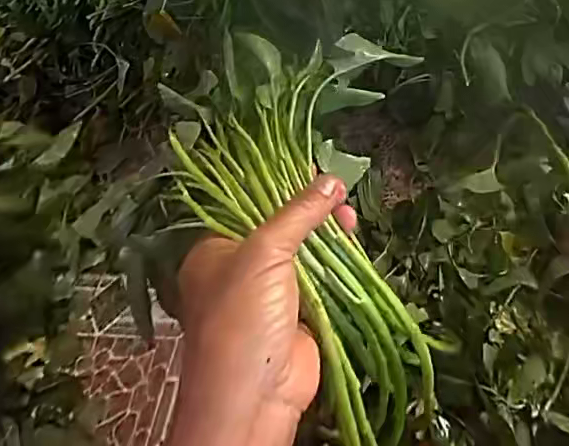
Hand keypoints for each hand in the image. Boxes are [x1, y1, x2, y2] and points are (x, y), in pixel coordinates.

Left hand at [169, 173, 357, 445]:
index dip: (277, 182)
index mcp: (217, 249)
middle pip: (281, 223)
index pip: (248, 202)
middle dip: (310, 206)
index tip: (307, 166)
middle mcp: (241, 266)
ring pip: (304, 248)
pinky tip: (351, 239)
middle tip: (336, 188)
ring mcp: (271, 290)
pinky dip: (337, 258)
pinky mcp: (298, 311)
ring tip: (348, 214)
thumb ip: (299, 213)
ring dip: (327, 230)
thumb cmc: (241, 319)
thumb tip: (331, 180)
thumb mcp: (265, 253)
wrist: (253, 401)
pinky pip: (320, 274)